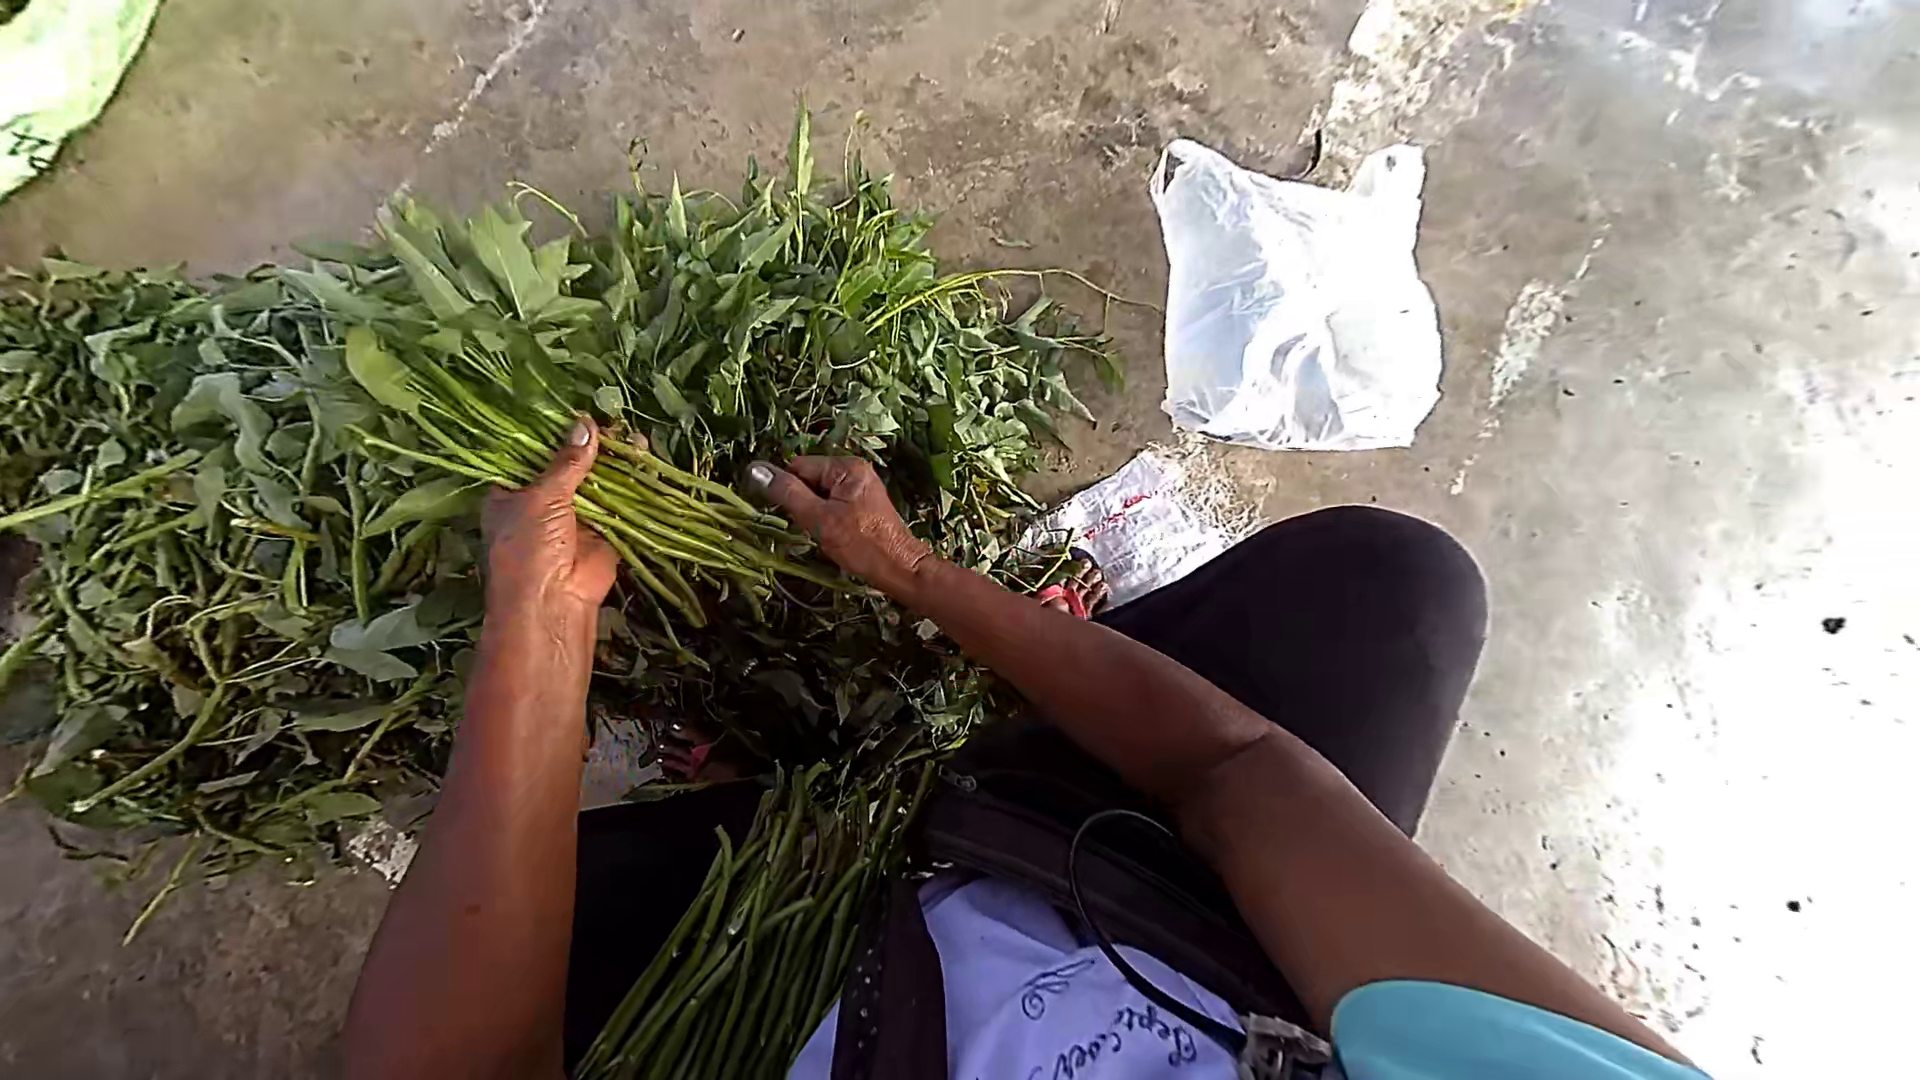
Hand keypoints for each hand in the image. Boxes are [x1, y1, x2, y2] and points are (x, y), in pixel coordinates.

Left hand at [480, 418, 618, 648]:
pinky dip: (634, 487)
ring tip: (636, 439)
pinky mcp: (605, 531)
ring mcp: (577, 516)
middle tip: (616, 422)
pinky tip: (646, 464)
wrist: (553, 599)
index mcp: (513, 491)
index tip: (580, 413)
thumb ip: (567, 462)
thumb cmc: (528, 546)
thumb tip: (586, 424)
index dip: (556, 434)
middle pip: (571, 467)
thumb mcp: (542, 497)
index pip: (533, 454)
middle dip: (593, 447)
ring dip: (616, 464)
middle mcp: (544, 501)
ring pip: (599, 484)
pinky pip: (621, 505)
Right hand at [748, 456, 932, 597]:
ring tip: (825, 533)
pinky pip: (833, 505)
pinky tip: (835, 536)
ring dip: (814, 514)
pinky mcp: (864, 504)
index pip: (798, 466)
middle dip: (803, 503)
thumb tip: (755, 469)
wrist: (899, 568)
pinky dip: (827, 519)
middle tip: (811, 527)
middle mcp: (856, 470)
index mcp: (846, 466)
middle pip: (810, 479)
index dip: (787, 490)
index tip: (788, 514)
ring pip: (820, 495)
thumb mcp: (818, 519)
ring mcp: (861, 487)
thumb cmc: (861, 545)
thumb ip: (787, 493)